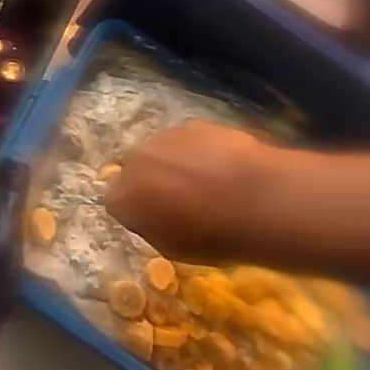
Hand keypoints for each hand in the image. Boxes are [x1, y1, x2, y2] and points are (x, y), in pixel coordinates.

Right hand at [105, 121, 282, 260]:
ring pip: (162, 148)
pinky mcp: (194, 122)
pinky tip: (221, 163)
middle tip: (179, 196)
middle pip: (136, 167)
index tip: (154, 216)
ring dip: (174, 160)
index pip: (115, 199)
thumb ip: (151, 224)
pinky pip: (187, 138)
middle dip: (151, 178)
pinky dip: (198, 148)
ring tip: (205, 178)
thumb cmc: (211, 235)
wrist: (254, 197)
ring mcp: (165, 136)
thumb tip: (153, 213)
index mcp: (124, 196)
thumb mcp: (172, 247)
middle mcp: (137, 159)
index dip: (135, 207)